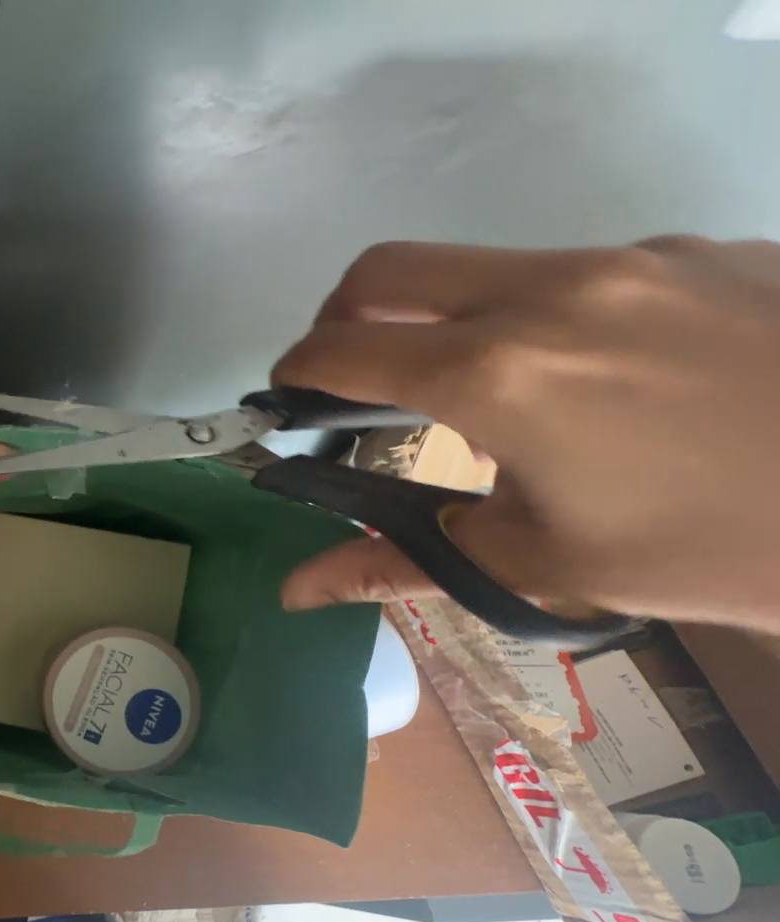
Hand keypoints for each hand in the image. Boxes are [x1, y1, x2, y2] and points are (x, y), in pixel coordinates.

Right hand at [275, 237, 779, 631]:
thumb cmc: (715, 547)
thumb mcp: (535, 563)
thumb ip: (393, 562)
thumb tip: (290, 592)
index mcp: (495, 372)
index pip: (341, 348)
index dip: (293, 374)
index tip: (285, 401)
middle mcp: (551, 292)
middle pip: (387, 271)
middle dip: (340, 319)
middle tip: (349, 378)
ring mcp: (636, 259)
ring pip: (481, 267)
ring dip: (443, 320)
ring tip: (486, 396)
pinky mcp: (707, 251)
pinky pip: (577, 273)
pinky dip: (540, 317)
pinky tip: (597, 380)